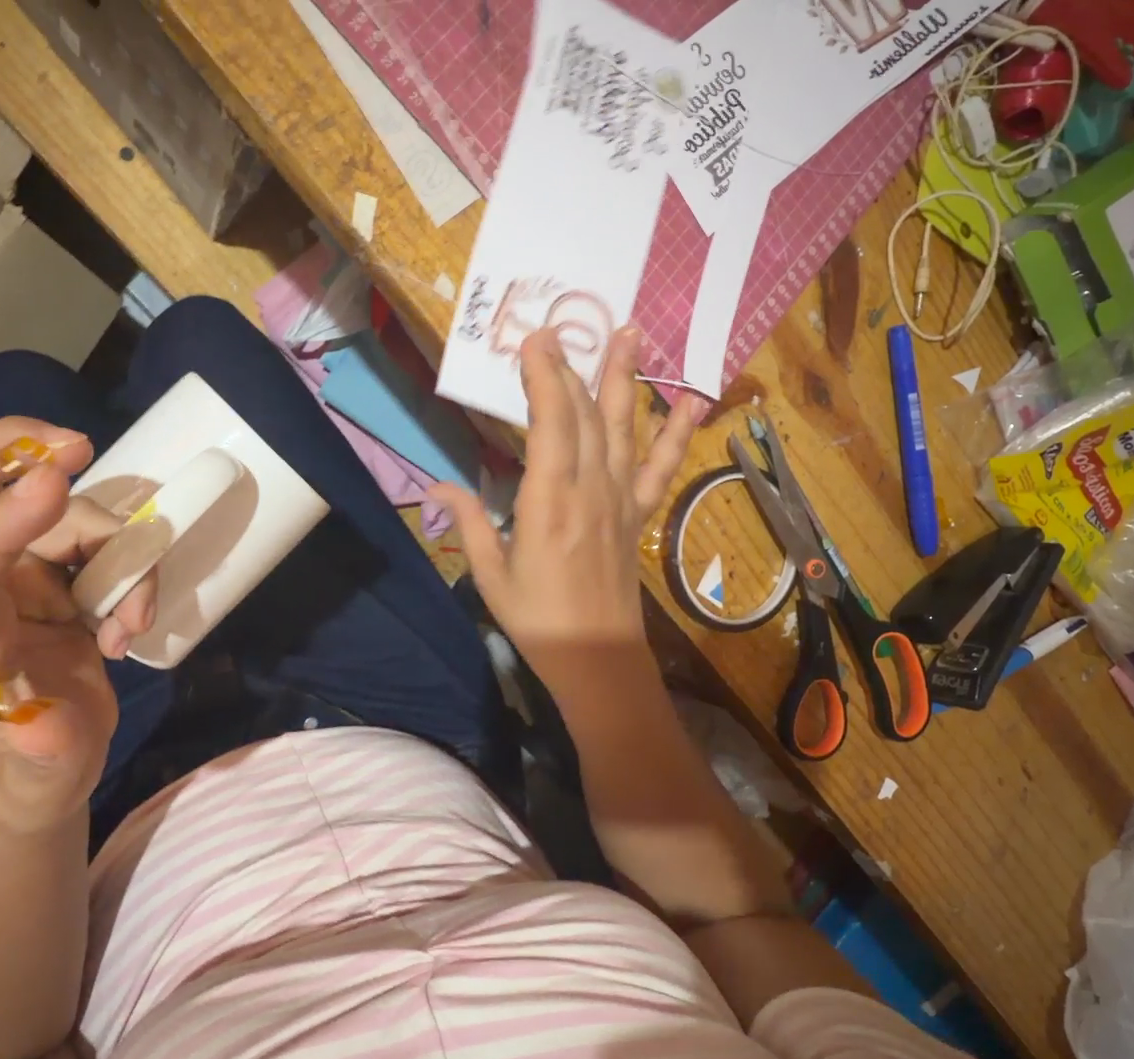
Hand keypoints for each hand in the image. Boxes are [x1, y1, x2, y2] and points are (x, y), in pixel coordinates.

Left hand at [0, 419, 156, 832]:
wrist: (51, 762)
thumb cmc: (32, 772)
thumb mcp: (39, 779)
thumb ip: (40, 754)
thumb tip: (45, 728)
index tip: (54, 484)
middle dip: (6, 449)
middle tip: (78, 446)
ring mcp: (17, 572)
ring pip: (58, 510)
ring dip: (114, 548)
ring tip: (131, 623)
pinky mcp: (57, 570)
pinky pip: (96, 535)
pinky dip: (131, 565)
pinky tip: (130, 621)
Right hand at [433, 327, 696, 687]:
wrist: (596, 655)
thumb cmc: (535, 617)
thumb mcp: (489, 573)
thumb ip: (468, 522)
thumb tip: (439, 485)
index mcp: (549, 500)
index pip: (550, 423)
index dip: (544, 377)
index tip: (534, 340)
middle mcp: (590, 488)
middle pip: (584, 414)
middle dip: (572, 367)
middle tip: (562, 328)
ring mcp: (620, 498)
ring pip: (623, 427)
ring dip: (627, 379)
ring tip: (634, 333)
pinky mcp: (637, 513)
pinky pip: (660, 466)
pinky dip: (677, 432)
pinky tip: (694, 402)